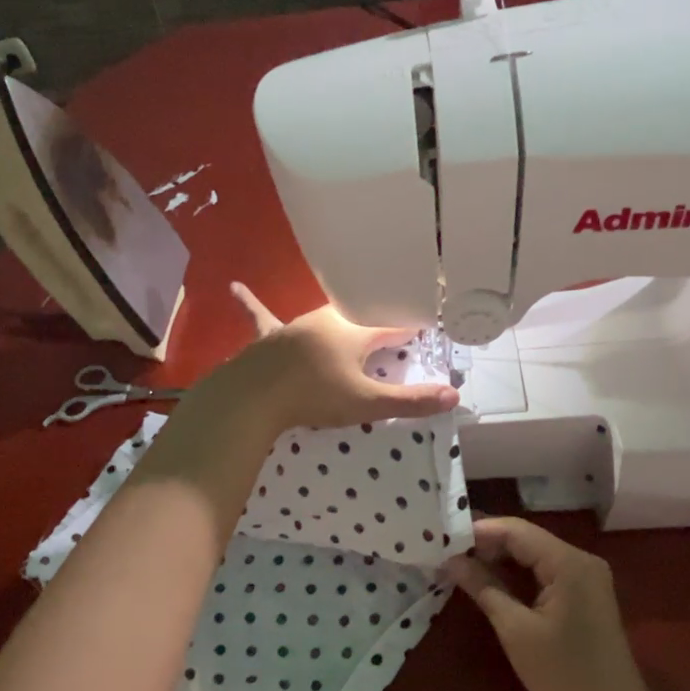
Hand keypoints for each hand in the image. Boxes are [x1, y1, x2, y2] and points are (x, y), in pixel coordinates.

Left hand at [218, 282, 458, 430]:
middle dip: (378, 318)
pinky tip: (235, 287)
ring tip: (351, 314)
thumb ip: (410, 401)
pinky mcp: (268, 338)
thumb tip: (454, 395)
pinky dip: (251, 304)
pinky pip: (262, 317)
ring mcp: (295, 326)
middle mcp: (327, 320)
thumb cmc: (314, 396)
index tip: (430, 323)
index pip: (394, 323)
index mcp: (355, 331)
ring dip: (339, 316)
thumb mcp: (367, 403)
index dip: (413, 325)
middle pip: (360, 315)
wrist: (254, 397)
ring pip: (322, 316)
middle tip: (394, 323)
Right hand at [441, 518, 664, 690]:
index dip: (478, 532)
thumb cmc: (564, 675)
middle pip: (526, 538)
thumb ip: (483, 587)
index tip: (442, 541)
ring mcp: (587, 577)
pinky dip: (518, 575)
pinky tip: (491, 583)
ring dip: (500, 560)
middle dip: (486, 545)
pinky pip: (546, 572)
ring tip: (461, 568)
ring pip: (534, 555)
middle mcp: (581, 560)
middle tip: (446, 556)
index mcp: (568, 562)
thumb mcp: (515, 630)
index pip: (516, 530)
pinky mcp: (585, 594)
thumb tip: (452, 561)